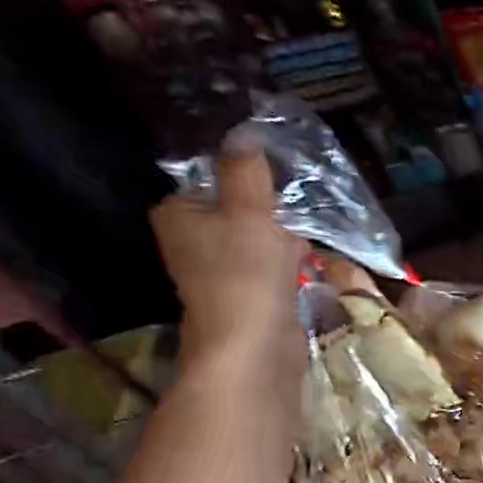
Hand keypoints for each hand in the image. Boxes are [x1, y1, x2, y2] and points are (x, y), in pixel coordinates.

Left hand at [149, 153, 306, 356]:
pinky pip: (271, 276)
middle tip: (291, 223)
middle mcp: (191, 246)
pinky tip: (304, 276)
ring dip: (283, 247)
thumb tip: (244, 133)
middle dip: (270, 218)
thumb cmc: (244, 274)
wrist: (255, 349)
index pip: (212, 183)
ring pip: (259, 246)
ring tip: (302, 252)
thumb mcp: (248, 209)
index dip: (246, 184)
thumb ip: (247, 171)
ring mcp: (219, 278)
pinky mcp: (247, 304)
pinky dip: (287, 274)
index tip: (274, 191)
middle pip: (238, 215)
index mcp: (178, 216)